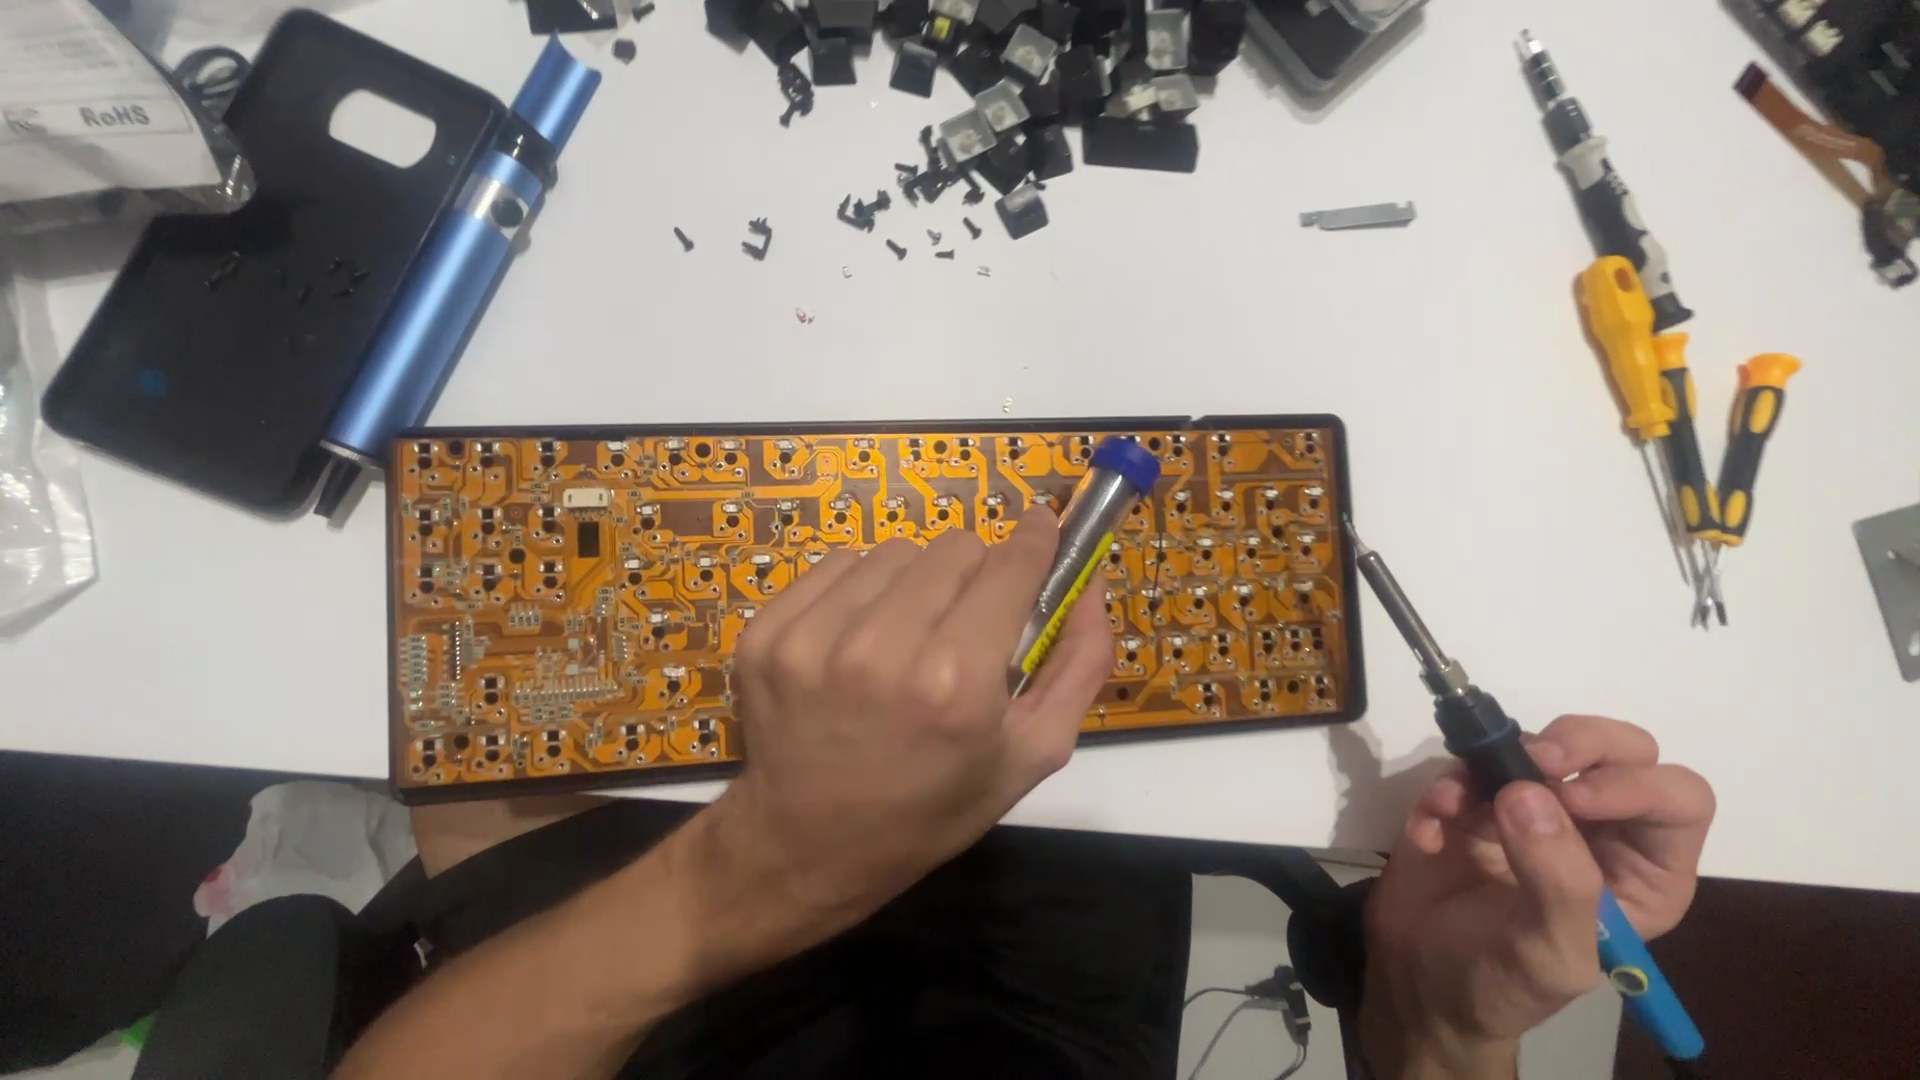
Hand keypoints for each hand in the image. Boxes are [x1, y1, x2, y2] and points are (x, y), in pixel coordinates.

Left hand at [697, 508, 1112, 949]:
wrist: (807, 848)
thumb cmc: (930, 809)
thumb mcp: (1031, 756)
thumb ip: (1079, 663)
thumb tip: (1092, 581)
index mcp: (955, 685)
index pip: (1010, 566)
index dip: (1035, 543)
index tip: (1043, 528)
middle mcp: (881, 650)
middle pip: (955, 548)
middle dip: (976, 575)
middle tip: (966, 621)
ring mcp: (813, 637)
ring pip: (895, 553)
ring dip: (916, 582)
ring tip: (907, 636)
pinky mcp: (768, 632)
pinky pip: (837, 565)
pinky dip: (861, 590)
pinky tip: (858, 639)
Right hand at [1358, 715, 1714, 1078]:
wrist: (1419, 981)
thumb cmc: (1502, 983)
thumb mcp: (1550, 954)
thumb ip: (1558, 880)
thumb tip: (1529, 793)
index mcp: (1639, 871)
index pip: (1674, 801)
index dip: (1631, 786)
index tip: (1570, 797)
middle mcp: (1594, 829)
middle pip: (1620, 750)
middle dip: (1578, 742)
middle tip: (1532, 758)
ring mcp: (1526, 808)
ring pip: (1535, 744)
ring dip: (1491, 761)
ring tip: (1451, 803)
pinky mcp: (1468, 800)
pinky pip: (1464, 766)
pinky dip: (1443, 786)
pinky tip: (1428, 830)